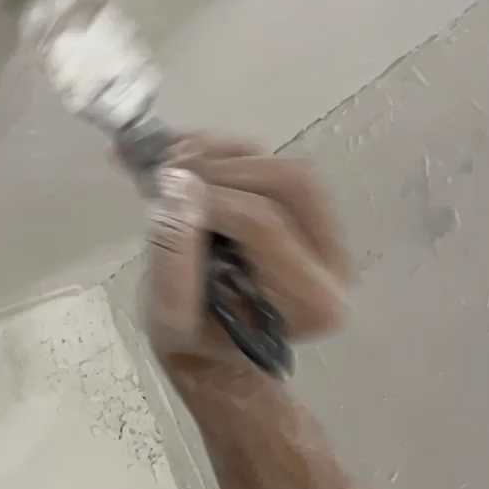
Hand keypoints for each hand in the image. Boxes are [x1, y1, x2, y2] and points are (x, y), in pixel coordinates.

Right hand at [141, 134, 349, 367]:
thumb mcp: (168, 311)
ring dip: (218, 154)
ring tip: (167, 165)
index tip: (157, 194)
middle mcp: (331, 262)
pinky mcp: (299, 208)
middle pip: (289, 181)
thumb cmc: (191, 335)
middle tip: (166, 174)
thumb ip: (171, 252)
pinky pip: (268, 159)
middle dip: (219, 168)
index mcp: (309, 299)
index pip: (261, 221)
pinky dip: (218, 148)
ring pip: (281, 165)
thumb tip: (177, 184)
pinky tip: (178, 157)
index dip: (205, 198)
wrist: (208, 340)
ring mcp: (323, 232)